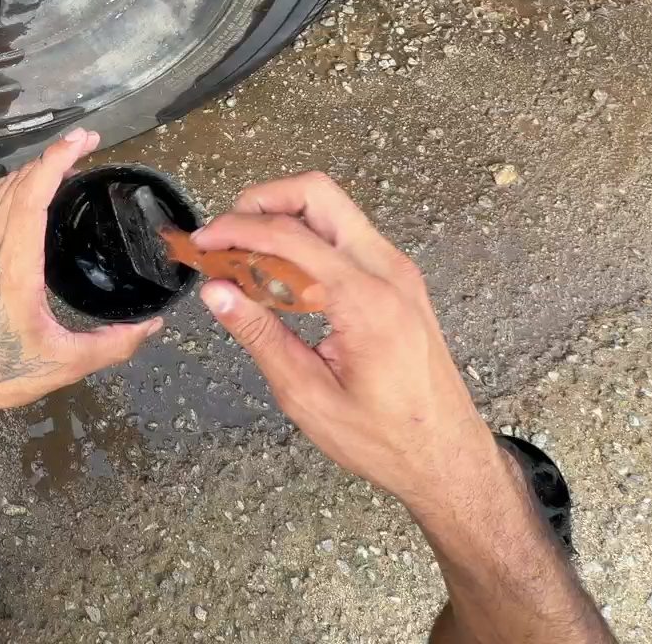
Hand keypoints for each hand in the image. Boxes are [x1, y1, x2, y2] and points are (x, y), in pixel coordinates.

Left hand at [0, 129, 163, 430]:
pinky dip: (14, 183)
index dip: (57, 160)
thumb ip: (113, 344)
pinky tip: (32, 188)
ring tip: (67, 162)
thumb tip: (153, 325)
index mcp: (15, 264)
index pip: (32, 194)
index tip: (85, 141)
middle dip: (54, 154)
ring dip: (34, 166)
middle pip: (20, 181)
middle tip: (89, 142)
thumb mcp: (65, 363)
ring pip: (2, 187)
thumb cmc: (2, 369)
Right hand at [193, 173, 506, 516]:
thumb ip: (259, 334)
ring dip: (280, 215)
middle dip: (261, 200)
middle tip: (227, 233)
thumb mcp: (306, 394)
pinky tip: (277, 270)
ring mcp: (396, 268)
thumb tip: (215, 291)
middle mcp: (387, 270)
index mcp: (367, 300)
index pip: (289, 234)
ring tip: (244, 253)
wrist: (449, 459)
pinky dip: (301, 234)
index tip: (202, 242)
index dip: (235, 229)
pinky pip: (341, 231)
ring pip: (329, 205)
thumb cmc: (383, 437)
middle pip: (316, 192)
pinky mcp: (395, 276)